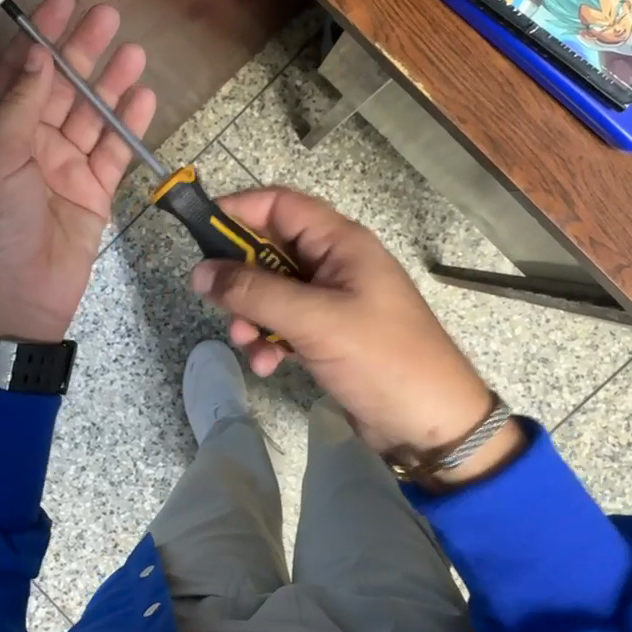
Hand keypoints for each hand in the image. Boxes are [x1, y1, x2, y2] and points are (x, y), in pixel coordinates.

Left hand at [0, 0, 154, 342]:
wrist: (16, 303)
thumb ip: (18, 107)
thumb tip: (33, 52)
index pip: (20, 75)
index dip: (39, 39)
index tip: (62, 5)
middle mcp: (31, 145)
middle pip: (60, 89)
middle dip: (83, 53)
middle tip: (109, 17)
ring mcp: (65, 169)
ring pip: (91, 117)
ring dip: (111, 85)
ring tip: (134, 52)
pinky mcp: (94, 194)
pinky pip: (114, 152)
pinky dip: (128, 126)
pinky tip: (143, 98)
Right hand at [188, 187, 516, 476]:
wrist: (433, 426)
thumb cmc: (382, 359)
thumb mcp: (314, 321)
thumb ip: (253, 292)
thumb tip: (198, 271)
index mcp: (340, 243)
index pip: (279, 204)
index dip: (237, 210)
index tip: (198, 233)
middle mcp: (335, 264)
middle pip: (269, 249)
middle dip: (240, 277)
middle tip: (216, 301)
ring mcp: (332, 301)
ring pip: (271, 291)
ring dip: (250, 315)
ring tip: (247, 342)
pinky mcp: (329, 336)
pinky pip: (283, 324)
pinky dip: (268, 340)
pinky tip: (267, 364)